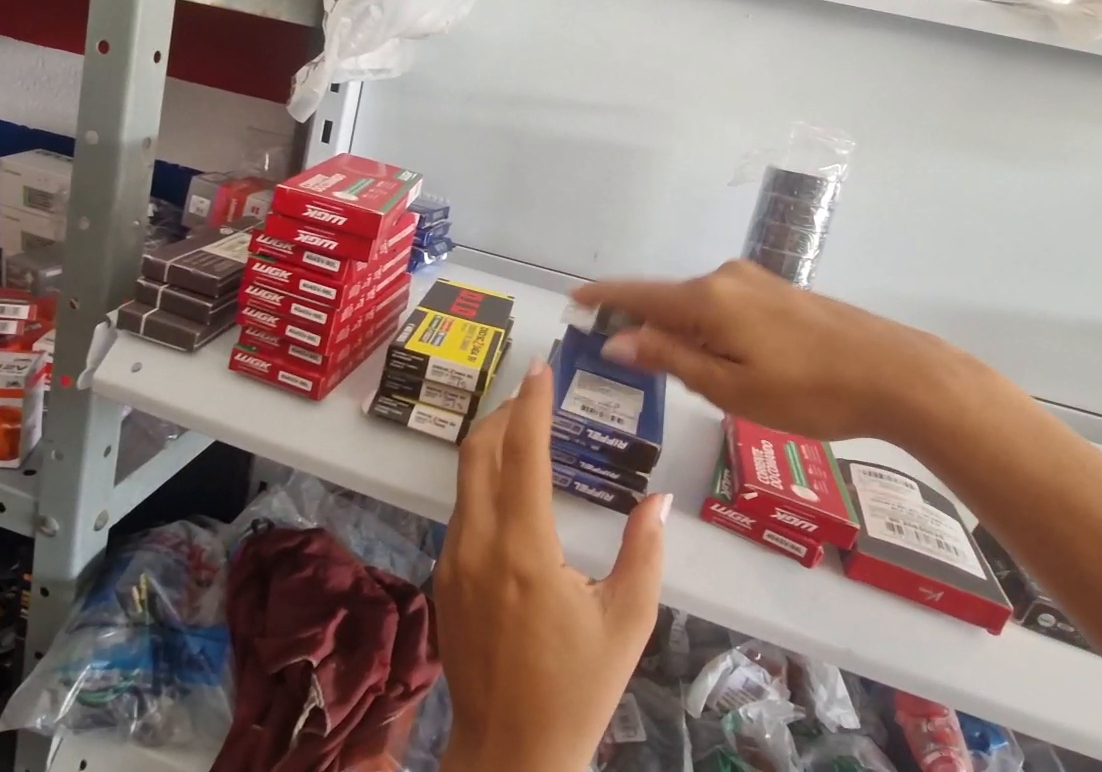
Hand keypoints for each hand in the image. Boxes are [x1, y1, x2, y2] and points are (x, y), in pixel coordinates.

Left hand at [436, 357, 671, 771]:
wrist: (511, 751)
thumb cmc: (578, 689)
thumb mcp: (628, 622)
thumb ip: (645, 552)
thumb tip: (658, 499)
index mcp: (525, 550)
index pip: (523, 456)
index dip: (532, 406)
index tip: (540, 369)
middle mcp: (478, 544)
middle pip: (478, 453)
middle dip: (505, 413)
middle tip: (534, 394)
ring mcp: (453, 560)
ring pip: (466, 479)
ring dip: (492, 446)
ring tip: (526, 430)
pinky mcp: (444, 577)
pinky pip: (462, 511)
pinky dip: (484, 482)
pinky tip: (511, 489)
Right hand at [574, 259, 990, 445]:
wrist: (900, 375)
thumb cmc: (808, 392)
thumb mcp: (729, 387)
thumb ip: (670, 358)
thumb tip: (618, 339)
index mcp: (707, 299)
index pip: (639, 295)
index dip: (604, 298)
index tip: (574, 300)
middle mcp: (726, 278)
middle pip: (668, 301)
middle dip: (646, 327)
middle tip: (635, 367)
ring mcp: (757, 282)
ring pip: (699, 307)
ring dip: (682, 333)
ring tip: (689, 376)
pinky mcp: (781, 292)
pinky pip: (726, 307)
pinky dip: (710, 329)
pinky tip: (727, 361)